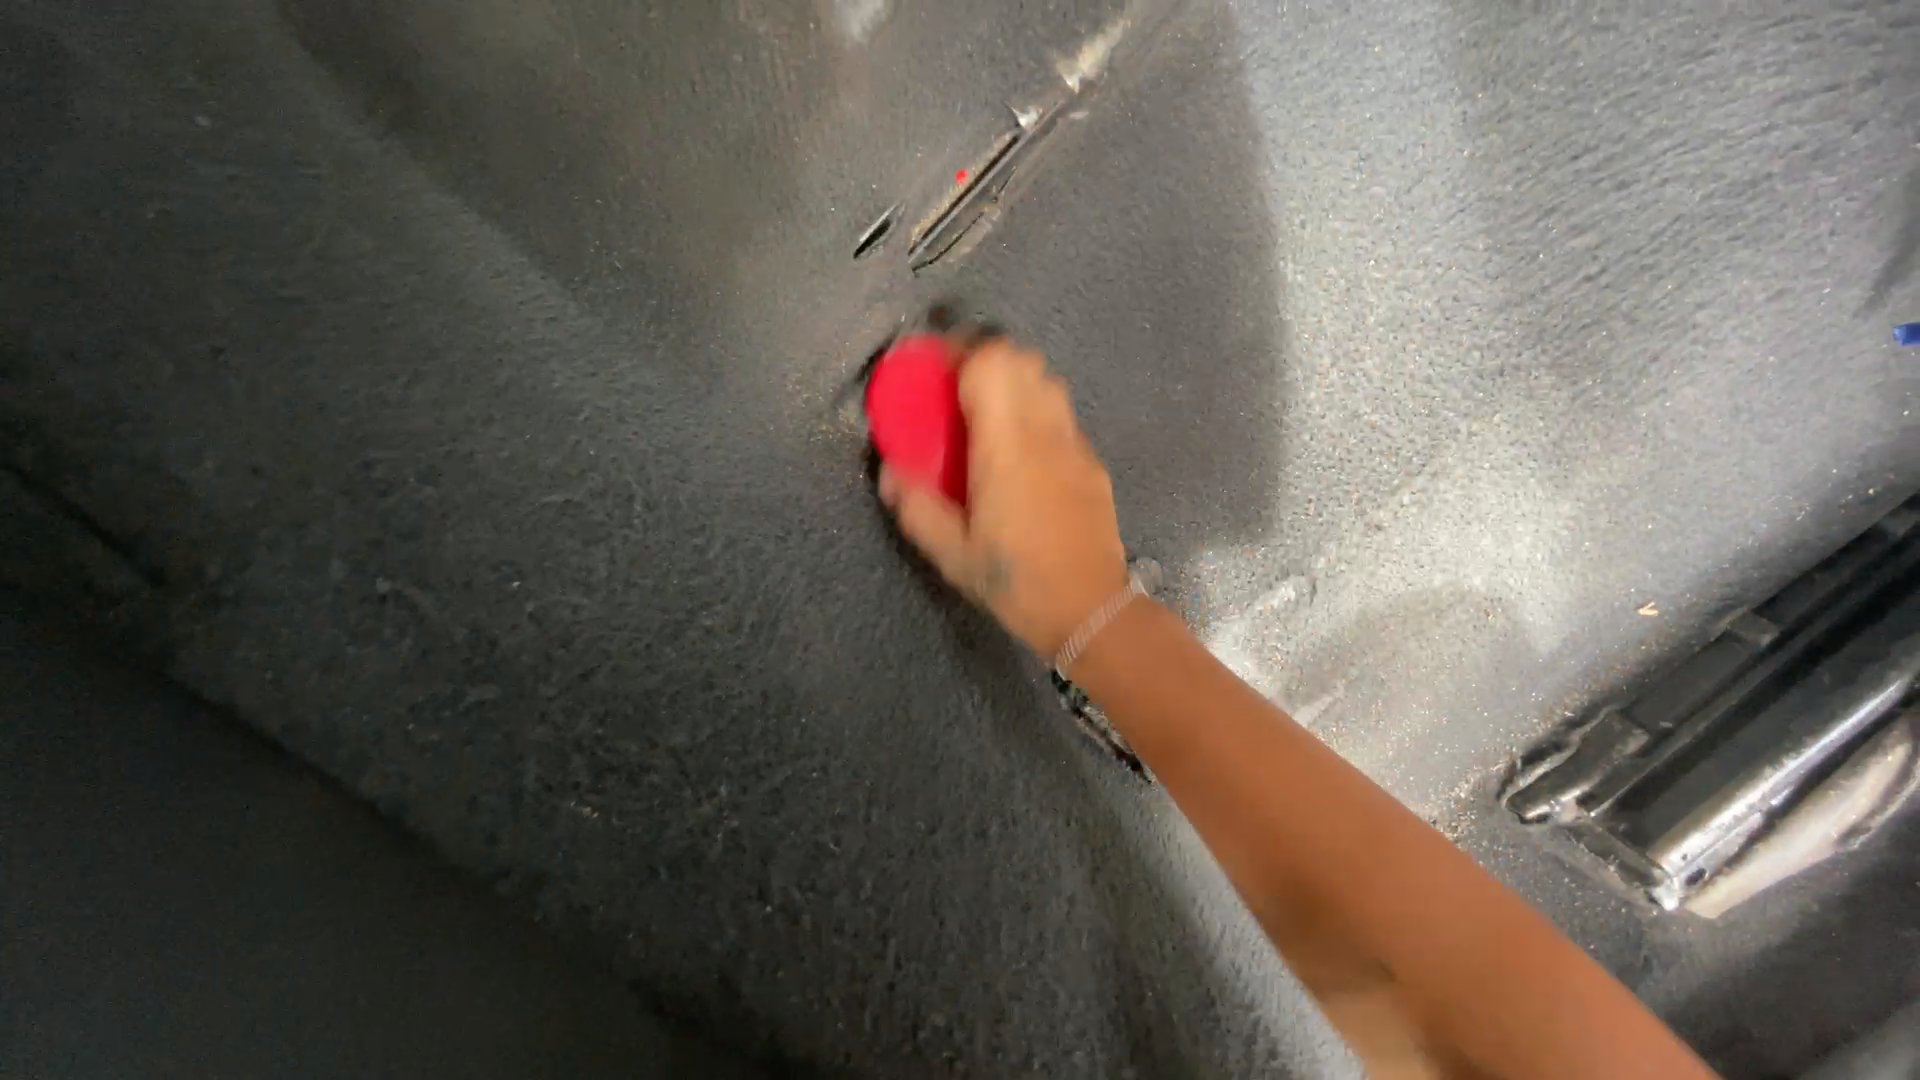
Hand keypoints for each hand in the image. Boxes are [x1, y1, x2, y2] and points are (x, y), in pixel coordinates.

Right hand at [878, 338, 1127, 655]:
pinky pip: (1063, 417)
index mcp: (1008, 446)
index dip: (962, 351)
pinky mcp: (1093, 464)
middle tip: (958, 390)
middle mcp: (1046, 433)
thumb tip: (890, 471)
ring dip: (1016, 383)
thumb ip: (915, 507)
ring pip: (1049, 382)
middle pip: (1024, 359)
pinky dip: (1039, 413)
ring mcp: (1076, 446)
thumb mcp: (951, 554)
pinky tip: (1024, 453)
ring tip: (990, 416)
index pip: (993, 362)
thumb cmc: (1016, 580)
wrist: (1089, 609)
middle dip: (988, 360)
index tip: (936, 366)